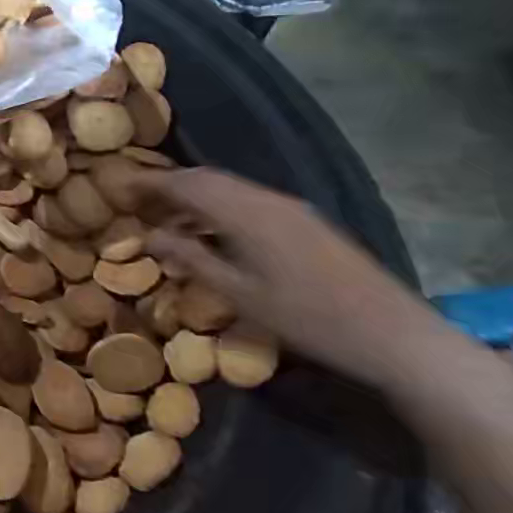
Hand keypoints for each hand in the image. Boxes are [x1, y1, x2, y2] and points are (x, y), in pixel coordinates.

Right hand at [130, 168, 449, 385]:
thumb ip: (193, 260)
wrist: (393, 333)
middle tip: (138, 202)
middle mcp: (265, 199)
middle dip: (169, 185)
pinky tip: (212, 232)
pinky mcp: (303, 219)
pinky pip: (248, 199)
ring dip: (195, 196)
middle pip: (207, 179)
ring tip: (168, 220)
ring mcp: (289, 207)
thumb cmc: (309, 319)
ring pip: (229, 187)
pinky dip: (219, 206)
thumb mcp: (241, 296)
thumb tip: (150, 238)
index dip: (150, 183)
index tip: (119, 186)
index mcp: (246, 213)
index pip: (186, 184)